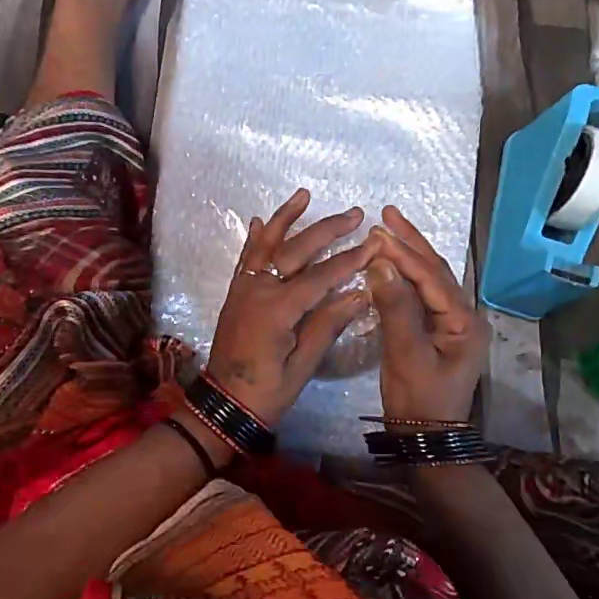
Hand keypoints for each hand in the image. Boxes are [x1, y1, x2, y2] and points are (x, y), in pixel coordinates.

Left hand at [206, 189, 376, 426]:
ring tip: (304, 195)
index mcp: (277, 310)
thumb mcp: (303, 365)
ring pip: (265, 245)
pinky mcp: (235, 294)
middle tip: (354, 214)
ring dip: (285, 219)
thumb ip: (327, 325)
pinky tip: (260, 220)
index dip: (349, 260)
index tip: (374, 244)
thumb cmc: (267, 392)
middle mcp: (257, 291)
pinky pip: (246, 259)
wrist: (223, 403)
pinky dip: (254, 238)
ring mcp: (243, 290)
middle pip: (295, 251)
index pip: (320, 277)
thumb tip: (359, 293)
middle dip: (326, 230)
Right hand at [368, 205, 489, 423]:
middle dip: (411, 243)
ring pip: (429, 282)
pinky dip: (405, 278)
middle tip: (387, 215)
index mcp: (463, 320)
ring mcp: (451, 325)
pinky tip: (390, 267)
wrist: (427, 437)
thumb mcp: (406, 354)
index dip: (403, 252)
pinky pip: (421, 297)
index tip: (377, 230)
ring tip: (388, 233)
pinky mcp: (437, 333)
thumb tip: (380, 264)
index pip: (431, 276)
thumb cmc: (419, 399)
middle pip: (435, 271)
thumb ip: (396, 308)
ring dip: (409, 256)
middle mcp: (462, 316)